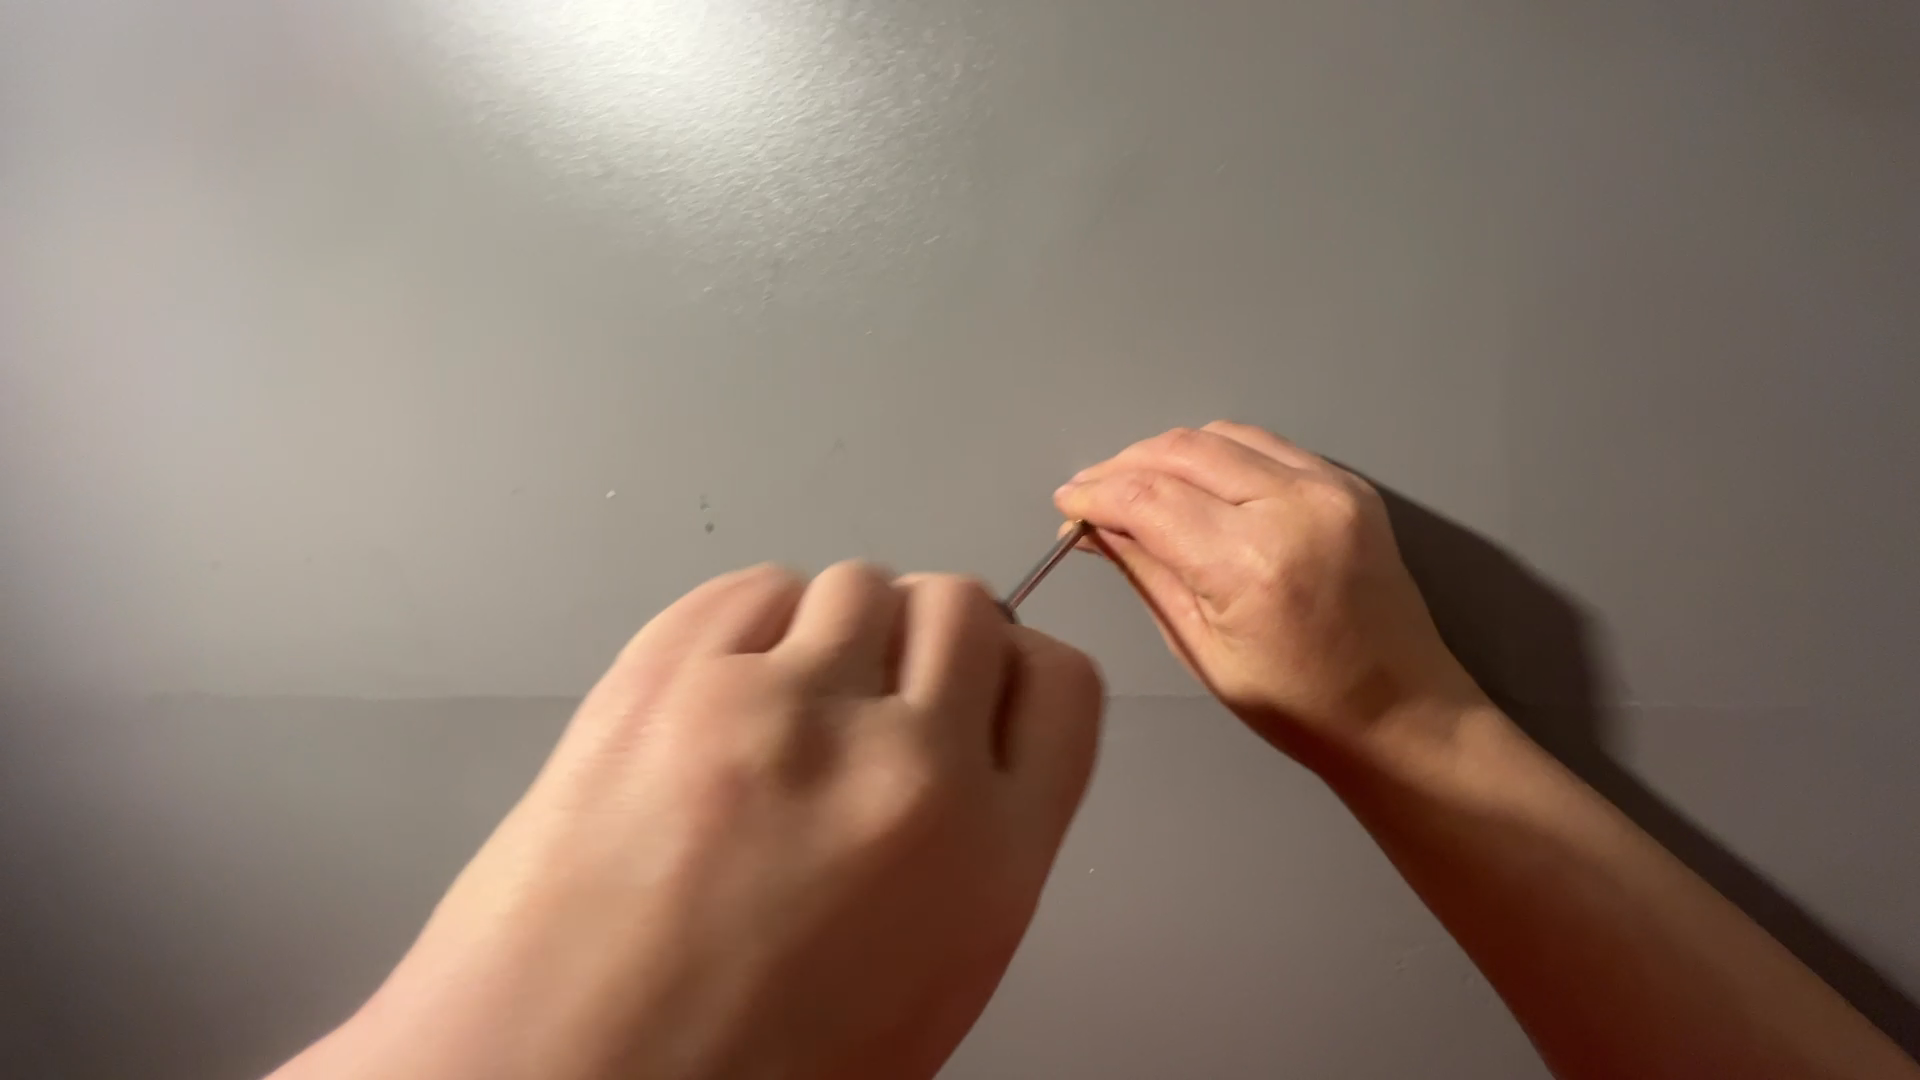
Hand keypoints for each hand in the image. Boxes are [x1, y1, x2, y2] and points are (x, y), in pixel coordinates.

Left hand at [286, 563, 1102, 1079]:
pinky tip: (728, 683)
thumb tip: (966, 720)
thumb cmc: (759, 1063)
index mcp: (987, 856)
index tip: (983, 677)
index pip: (1060, 682)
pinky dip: (759, 618)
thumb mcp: (936, 966)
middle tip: (881, 685)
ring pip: (860, 583)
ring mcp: (779, 707)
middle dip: (933, 633)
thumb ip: (979, 828)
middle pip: (962, 604)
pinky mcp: (668, 674)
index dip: (1022, 666)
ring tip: (791, 694)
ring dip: (843, 625)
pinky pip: (757, 587)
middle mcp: (900, 764)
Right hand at [1054, 421, 1482, 767]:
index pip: (1148, 498)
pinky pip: (1261, 446)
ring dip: (1163, 453)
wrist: (1403, 712)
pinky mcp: (1347, 484)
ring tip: (1131, 486)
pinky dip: (1212, 455)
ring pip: (1219, 435)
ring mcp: (1330, 486)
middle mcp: (1293, 506)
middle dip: (1121, 465)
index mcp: (1251, 563)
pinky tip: (1190, 484)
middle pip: (1180, 450)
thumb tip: (1091, 528)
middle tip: (1087, 493)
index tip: (1064, 505)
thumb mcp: (1199, 647)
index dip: (1094, 494)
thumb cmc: (1293, 705)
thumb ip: (1144, 572)